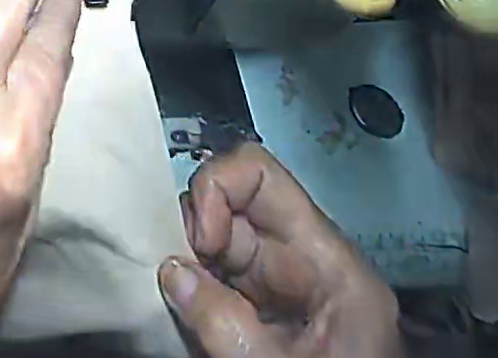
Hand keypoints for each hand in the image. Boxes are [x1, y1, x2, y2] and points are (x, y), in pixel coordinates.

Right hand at [159, 143, 402, 357]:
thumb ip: (226, 323)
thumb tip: (170, 271)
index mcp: (327, 261)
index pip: (259, 173)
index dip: (217, 187)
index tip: (201, 242)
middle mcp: (300, 258)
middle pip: (229, 199)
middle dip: (193, 226)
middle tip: (179, 271)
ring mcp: (277, 282)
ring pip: (212, 231)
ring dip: (184, 252)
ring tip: (178, 293)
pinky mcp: (256, 306)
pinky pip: (209, 268)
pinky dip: (186, 278)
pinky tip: (182, 303)